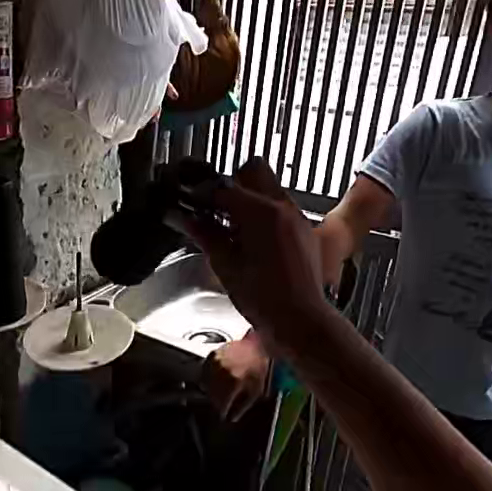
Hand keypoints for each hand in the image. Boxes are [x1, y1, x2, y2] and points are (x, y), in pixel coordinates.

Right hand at [181, 157, 334, 354]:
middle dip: (230, 183)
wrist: (301, 321)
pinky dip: (263, 213)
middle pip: (253, 170)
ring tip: (230, 224)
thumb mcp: (226, 266)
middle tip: (214, 206)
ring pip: (268, 187)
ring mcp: (296, 217)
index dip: (202, 193)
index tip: (190, 201)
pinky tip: (249, 237)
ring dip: (248, 197)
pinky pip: (280, 207)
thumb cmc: (266, 299)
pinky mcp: (303, 230)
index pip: (224, 187)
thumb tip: (188, 219)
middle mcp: (283, 207)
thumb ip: (206, 235)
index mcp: (262, 212)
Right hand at [203, 331, 272, 421]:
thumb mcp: (256, 390)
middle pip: (212, 395)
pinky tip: (215, 380)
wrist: (258, 345)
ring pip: (206, 384)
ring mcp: (215, 362)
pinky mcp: (212, 355)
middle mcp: (221, 372)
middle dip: (217, 402)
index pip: (221, 403)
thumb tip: (233, 418)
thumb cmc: (259, 368)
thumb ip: (244, 406)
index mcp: (233, 381)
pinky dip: (208, 378)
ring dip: (211, 391)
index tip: (223, 415)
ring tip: (220, 393)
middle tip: (222, 404)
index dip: (222, 411)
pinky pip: (205, 372)